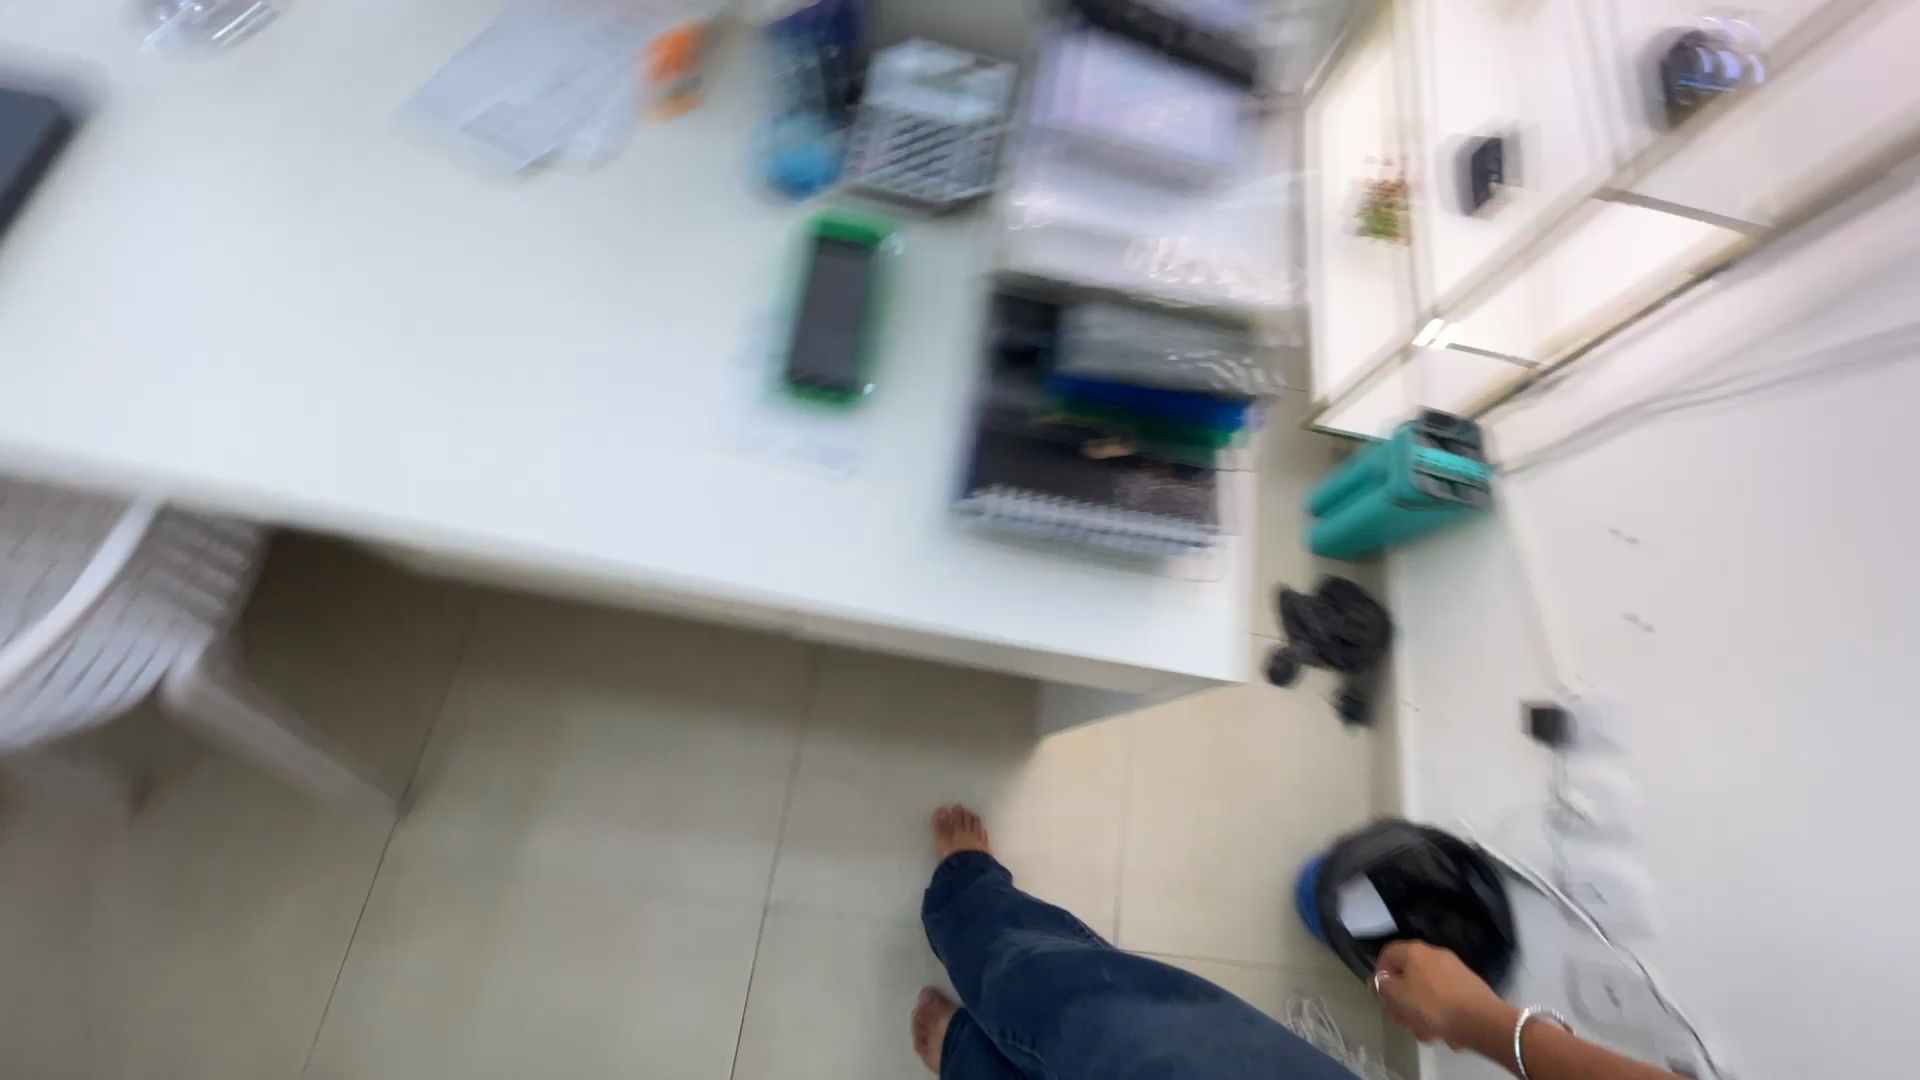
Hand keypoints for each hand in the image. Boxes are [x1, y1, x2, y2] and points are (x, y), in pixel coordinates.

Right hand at [1371, 941, 1514, 1049]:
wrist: (1486, 1023)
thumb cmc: (1435, 1007)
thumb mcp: (1398, 998)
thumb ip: (1382, 987)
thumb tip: (1377, 981)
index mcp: (1413, 951)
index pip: (1387, 954)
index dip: (1379, 974)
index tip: (1382, 995)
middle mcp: (1433, 953)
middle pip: (1409, 975)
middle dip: (1403, 999)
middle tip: (1403, 1019)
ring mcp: (1455, 969)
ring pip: (1429, 989)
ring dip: (1423, 1009)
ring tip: (1426, 1033)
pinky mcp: (1472, 987)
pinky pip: (1448, 996)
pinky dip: (1443, 1011)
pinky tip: (1446, 1031)